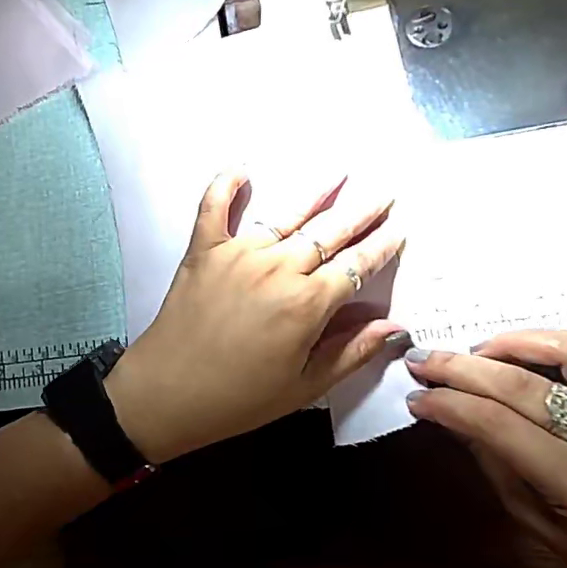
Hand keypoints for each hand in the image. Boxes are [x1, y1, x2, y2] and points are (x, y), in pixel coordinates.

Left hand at [105, 172, 406, 463]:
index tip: (400, 229)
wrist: (166, 394)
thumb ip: (352, 351)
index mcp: (308, 303)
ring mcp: (239, 253)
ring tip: (340, 173)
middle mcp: (279, 267)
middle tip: (384, 193)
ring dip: (315, 193)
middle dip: (361, 212)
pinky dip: (226, 187)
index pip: (356, 266)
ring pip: (286, 216)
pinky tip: (242, 169)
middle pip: (329, 233)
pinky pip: (215, 208)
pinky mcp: (204, 250)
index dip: (381, 247)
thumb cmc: (240, 398)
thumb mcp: (305, 386)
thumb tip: (396, 327)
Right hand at [403, 329, 566, 567]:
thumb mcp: (547, 533)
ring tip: (487, 347)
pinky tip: (563, 345)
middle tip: (426, 358)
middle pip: (526, 386)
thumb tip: (458, 421)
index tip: (417, 395)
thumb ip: (500, 471)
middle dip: (464, 368)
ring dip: (523, 340)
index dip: (450, 405)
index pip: (499, 427)